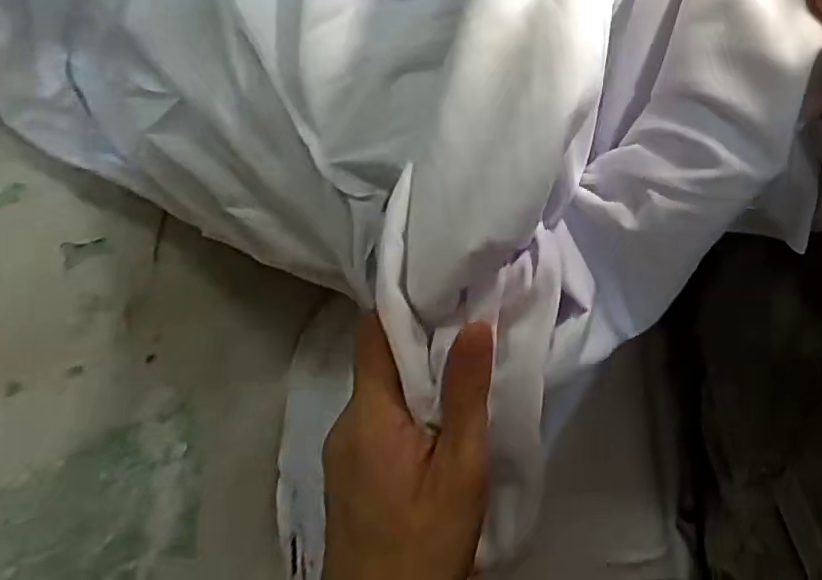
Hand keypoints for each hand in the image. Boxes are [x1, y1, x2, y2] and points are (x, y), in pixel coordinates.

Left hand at [323, 313, 494, 579]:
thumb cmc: (425, 543)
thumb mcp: (459, 468)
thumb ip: (466, 394)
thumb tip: (475, 322)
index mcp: (367, 416)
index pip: (373, 334)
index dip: (405, 301)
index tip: (444, 278)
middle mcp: (346, 425)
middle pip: (381, 359)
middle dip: (424, 335)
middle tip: (472, 313)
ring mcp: (345, 451)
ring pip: (383, 388)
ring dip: (420, 371)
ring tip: (467, 357)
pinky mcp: (354, 472)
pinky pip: (381, 416)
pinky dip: (411, 402)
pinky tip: (444, 410)